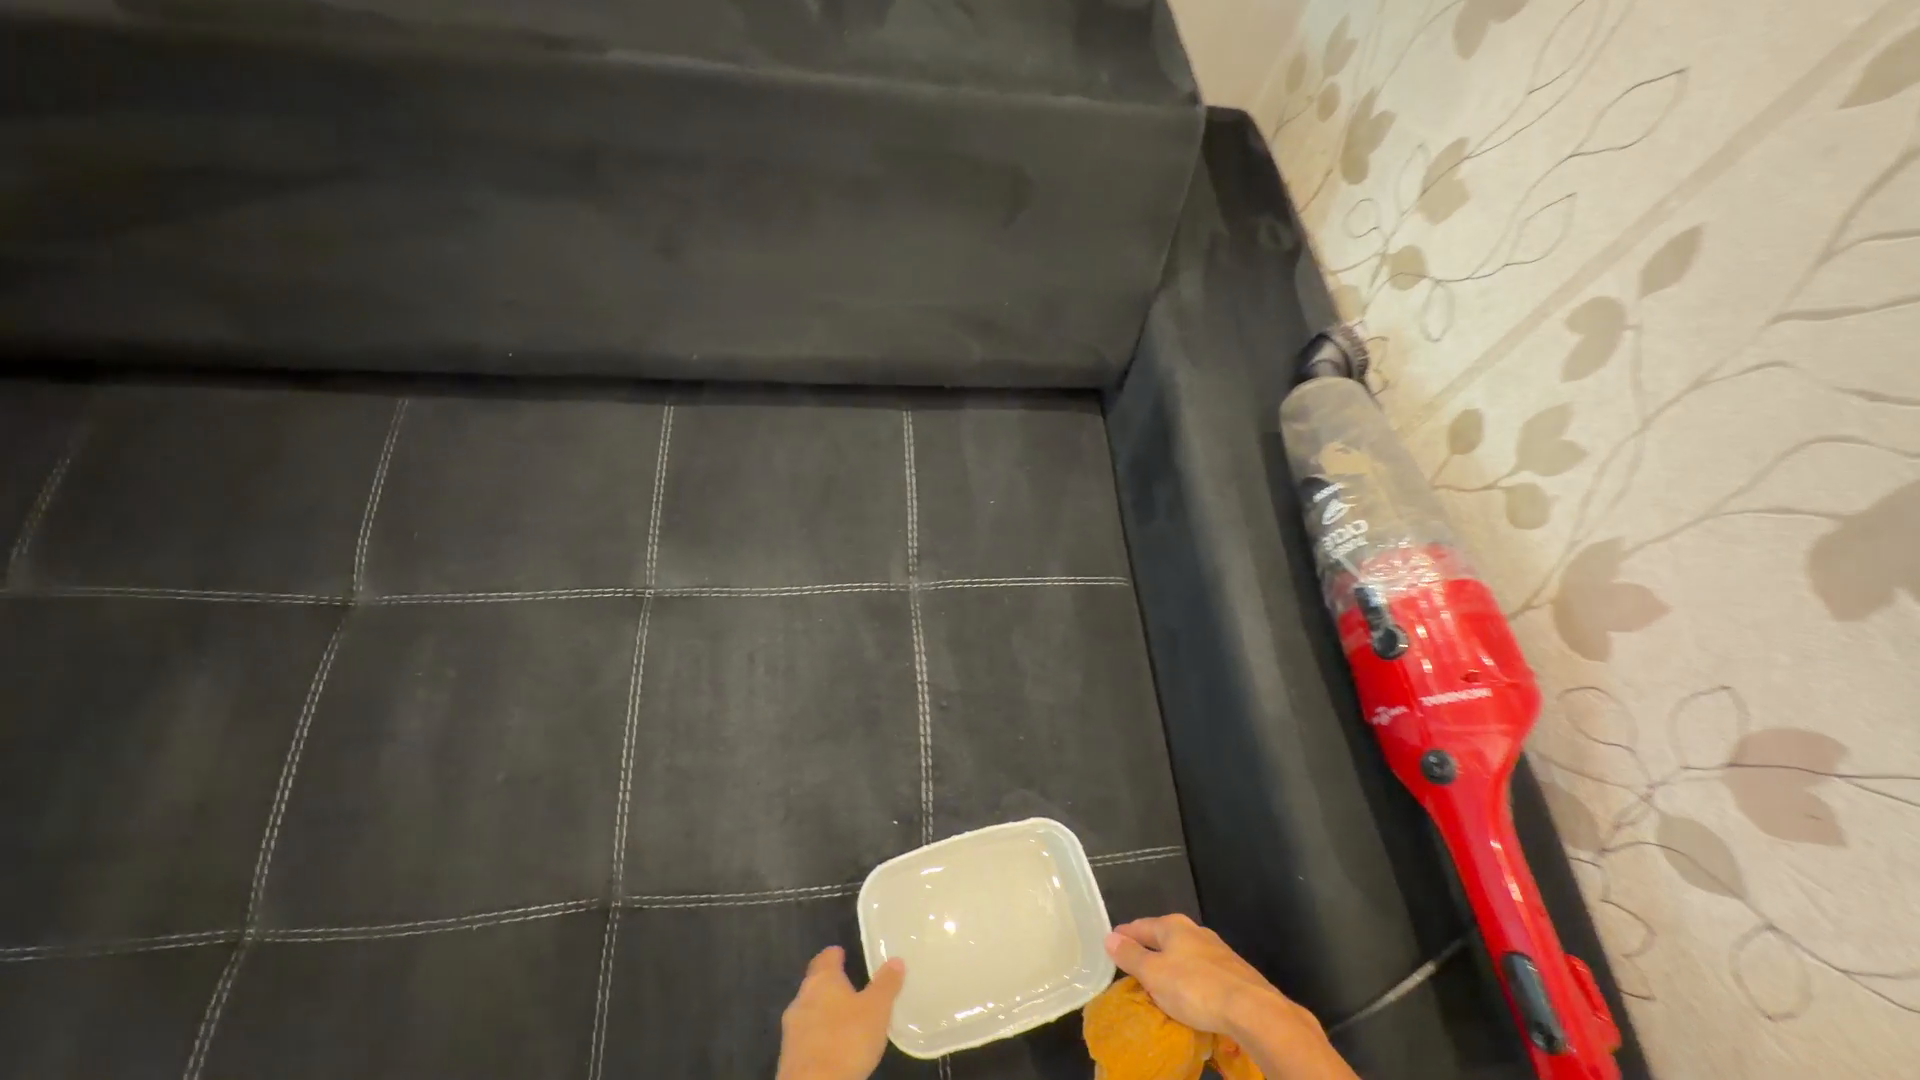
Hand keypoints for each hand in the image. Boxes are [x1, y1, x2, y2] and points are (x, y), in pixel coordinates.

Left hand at [775, 946, 905, 1079]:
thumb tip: (895, 960)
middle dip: (829, 984)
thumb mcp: (877, 1009)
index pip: (825, 958)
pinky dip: (818, 1034)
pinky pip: (806, 1035)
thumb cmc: (847, 1039)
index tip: (841, 952)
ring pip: (808, 1010)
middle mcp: (802, 998)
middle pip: (814, 984)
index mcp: (822, 981)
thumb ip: (886, 984)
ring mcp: (792, 1028)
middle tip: (848, 986)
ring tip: (843, 1017)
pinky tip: (832, 1044)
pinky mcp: (789, 1055)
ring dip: (823, 1011)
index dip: (834, 954)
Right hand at [1103, 914, 1288, 1036]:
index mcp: (1173, 926)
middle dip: (1147, 949)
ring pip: (1183, 954)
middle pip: (1163, 937)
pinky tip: (1187, 994)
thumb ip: (1131, 955)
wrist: (1251, 1009)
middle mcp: (1195, 931)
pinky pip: (1201, 971)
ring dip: (1169, 965)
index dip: (1123, 935)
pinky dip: (1188, 978)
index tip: (1111, 944)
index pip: (1140, 926)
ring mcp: (1217, 951)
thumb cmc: (1194, 987)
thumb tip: (1109, 937)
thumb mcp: (1154, 974)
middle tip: (1131, 966)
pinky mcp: (1232, 972)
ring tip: (1157, 982)